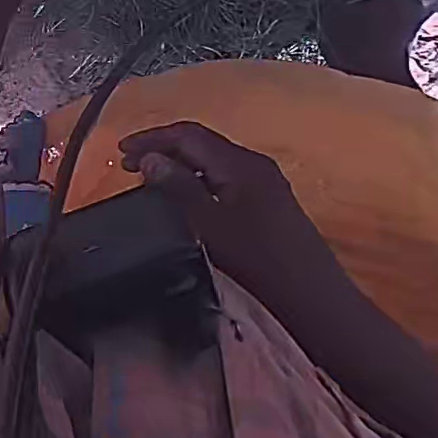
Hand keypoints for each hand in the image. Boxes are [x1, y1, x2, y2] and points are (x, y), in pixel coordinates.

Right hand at [118, 122, 347, 302]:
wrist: (316, 302)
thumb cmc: (259, 262)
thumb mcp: (209, 224)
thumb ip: (178, 187)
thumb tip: (150, 159)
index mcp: (240, 164)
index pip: (188, 135)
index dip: (152, 138)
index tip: (121, 151)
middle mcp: (254, 164)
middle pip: (200, 143)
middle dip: (162, 149)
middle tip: (129, 166)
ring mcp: (264, 182)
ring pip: (211, 160)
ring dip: (178, 164)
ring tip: (149, 181)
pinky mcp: (268, 201)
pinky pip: (222, 176)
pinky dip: (195, 179)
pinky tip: (182, 197)